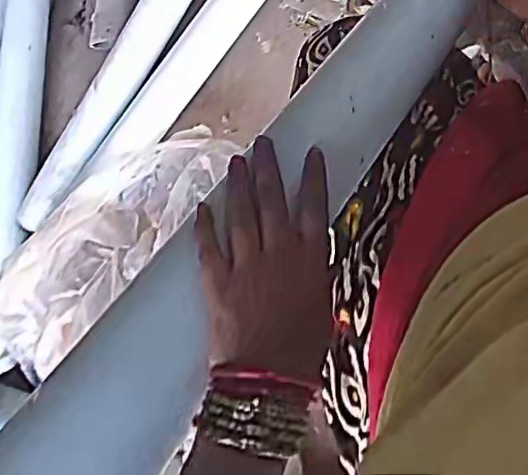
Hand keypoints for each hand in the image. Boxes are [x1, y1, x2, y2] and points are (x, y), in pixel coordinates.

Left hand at [197, 137, 330, 382]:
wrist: (267, 385)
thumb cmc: (303, 350)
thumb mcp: (324, 304)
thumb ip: (318, 271)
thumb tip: (316, 251)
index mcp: (309, 258)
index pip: (313, 205)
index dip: (312, 177)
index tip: (310, 153)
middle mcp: (278, 252)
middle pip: (272, 198)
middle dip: (268, 167)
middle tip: (264, 143)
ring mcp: (246, 263)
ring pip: (241, 213)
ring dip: (238, 185)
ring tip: (237, 162)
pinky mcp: (219, 281)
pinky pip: (210, 246)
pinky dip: (205, 225)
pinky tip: (203, 206)